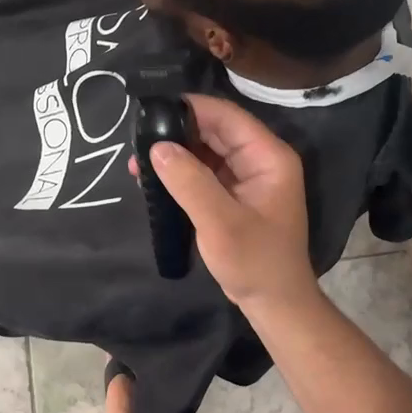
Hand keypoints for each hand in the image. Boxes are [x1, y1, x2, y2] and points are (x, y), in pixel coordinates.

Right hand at [144, 95, 317, 309]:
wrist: (274, 305)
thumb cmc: (255, 262)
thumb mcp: (220, 223)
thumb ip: (189, 182)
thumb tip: (156, 147)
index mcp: (268, 157)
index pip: (227, 116)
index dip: (191, 108)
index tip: (152, 110)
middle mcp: (260, 159)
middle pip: (215, 130)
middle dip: (177, 131)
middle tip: (137, 136)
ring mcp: (247, 177)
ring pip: (206, 150)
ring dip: (175, 153)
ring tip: (137, 160)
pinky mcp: (233, 195)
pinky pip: (204, 172)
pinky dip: (180, 172)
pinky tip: (152, 178)